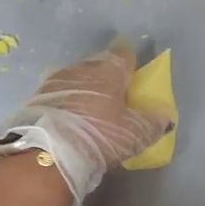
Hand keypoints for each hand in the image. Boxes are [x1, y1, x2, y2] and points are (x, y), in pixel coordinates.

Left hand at [0, 41, 175, 205]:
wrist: (47, 152)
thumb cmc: (99, 135)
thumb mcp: (135, 134)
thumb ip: (153, 123)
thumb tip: (167, 116)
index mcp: (108, 70)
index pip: (124, 53)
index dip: (131, 60)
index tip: (134, 68)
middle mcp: (80, 68)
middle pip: (98, 64)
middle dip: (107, 74)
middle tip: (115, 91)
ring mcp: (55, 81)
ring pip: (76, 78)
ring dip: (84, 88)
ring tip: (91, 106)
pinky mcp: (36, 98)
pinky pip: (59, 95)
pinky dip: (67, 102)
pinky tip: (69, 117)